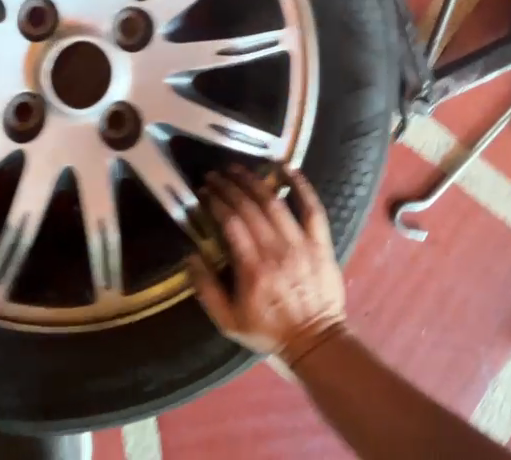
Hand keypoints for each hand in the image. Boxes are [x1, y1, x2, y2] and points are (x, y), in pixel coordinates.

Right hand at [187, 165, 346, 366]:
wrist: (317, 343)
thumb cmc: (269, 331)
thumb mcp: (228, 322)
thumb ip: (206, 290)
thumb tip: (190, 257)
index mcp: (252, 269)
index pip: (230, 222)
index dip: (215, 201)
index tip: (203, 191)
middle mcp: (276, 250)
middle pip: (249, 206)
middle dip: (228, 186)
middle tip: (214, 174)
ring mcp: (301, 244)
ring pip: (274, 202)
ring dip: (254, 181)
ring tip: (237, 168)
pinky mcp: (320, 243)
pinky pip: (312, 209)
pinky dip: (301, 186)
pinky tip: (287, 168)